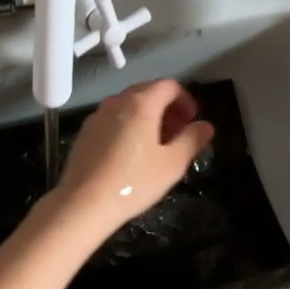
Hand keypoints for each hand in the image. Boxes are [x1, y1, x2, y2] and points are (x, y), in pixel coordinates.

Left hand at [39, 79, 214, 234]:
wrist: (84, 203)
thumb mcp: (172, 164)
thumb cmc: (134, 181)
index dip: (186, 100)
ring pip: (129, 105)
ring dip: (147, 116)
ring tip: (156, 144)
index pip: (169, 86)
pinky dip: (128, 124)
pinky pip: (113, 118)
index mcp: (141, 104)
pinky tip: (130, 152)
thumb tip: (205, 126)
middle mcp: (117, 101)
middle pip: (148, 91)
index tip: (192, 121)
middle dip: (167, 108)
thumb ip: (192, 140)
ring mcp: (98, 115)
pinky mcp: (85, 131)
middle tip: (178, 133)